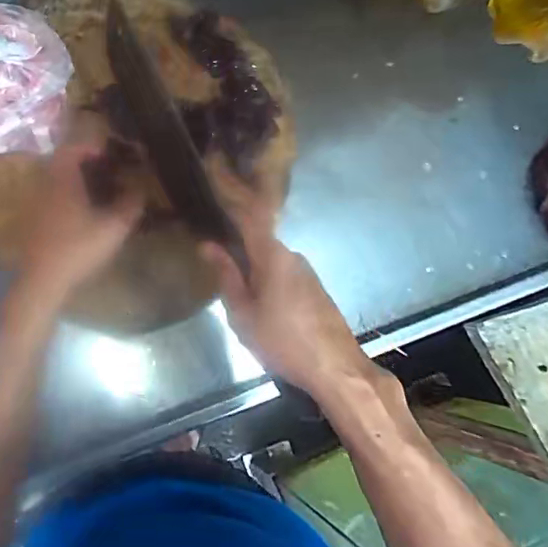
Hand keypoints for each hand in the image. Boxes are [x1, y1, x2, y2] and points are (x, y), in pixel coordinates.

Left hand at [13, 135, 143, 306]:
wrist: (42, 279)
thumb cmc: (78, 248)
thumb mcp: (113, 228)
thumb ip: (129, 205)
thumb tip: (140, 189)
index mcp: (62, 179)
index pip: (72, 149)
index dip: (90, 148)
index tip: (109, 155)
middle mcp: (46, 185)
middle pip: (62, 163)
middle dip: (84, 164)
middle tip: (107, 171)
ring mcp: (36, 202)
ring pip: (56, 180)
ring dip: (75, 180)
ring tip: (99, 191)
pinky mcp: (33, 219)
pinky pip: (51, 196)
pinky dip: (67, 196)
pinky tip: (83, 213)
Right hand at [199, 172, 376, 403]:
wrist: (339, 372)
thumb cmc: (284, 341)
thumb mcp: (243, 313)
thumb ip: (226, 276)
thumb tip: (208, 245)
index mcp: (272, 255)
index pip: (250, 213)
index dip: (233, 193)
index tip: (216, 174)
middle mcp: (292, 255)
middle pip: (258, 235)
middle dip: (235, 235)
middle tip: (209, 239)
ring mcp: (306, 271)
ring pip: (269, 255)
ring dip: (249, 259)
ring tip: (226, 272)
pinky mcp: (314, 288)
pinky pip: (281, 269)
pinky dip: (263, 272)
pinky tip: (253, 292)